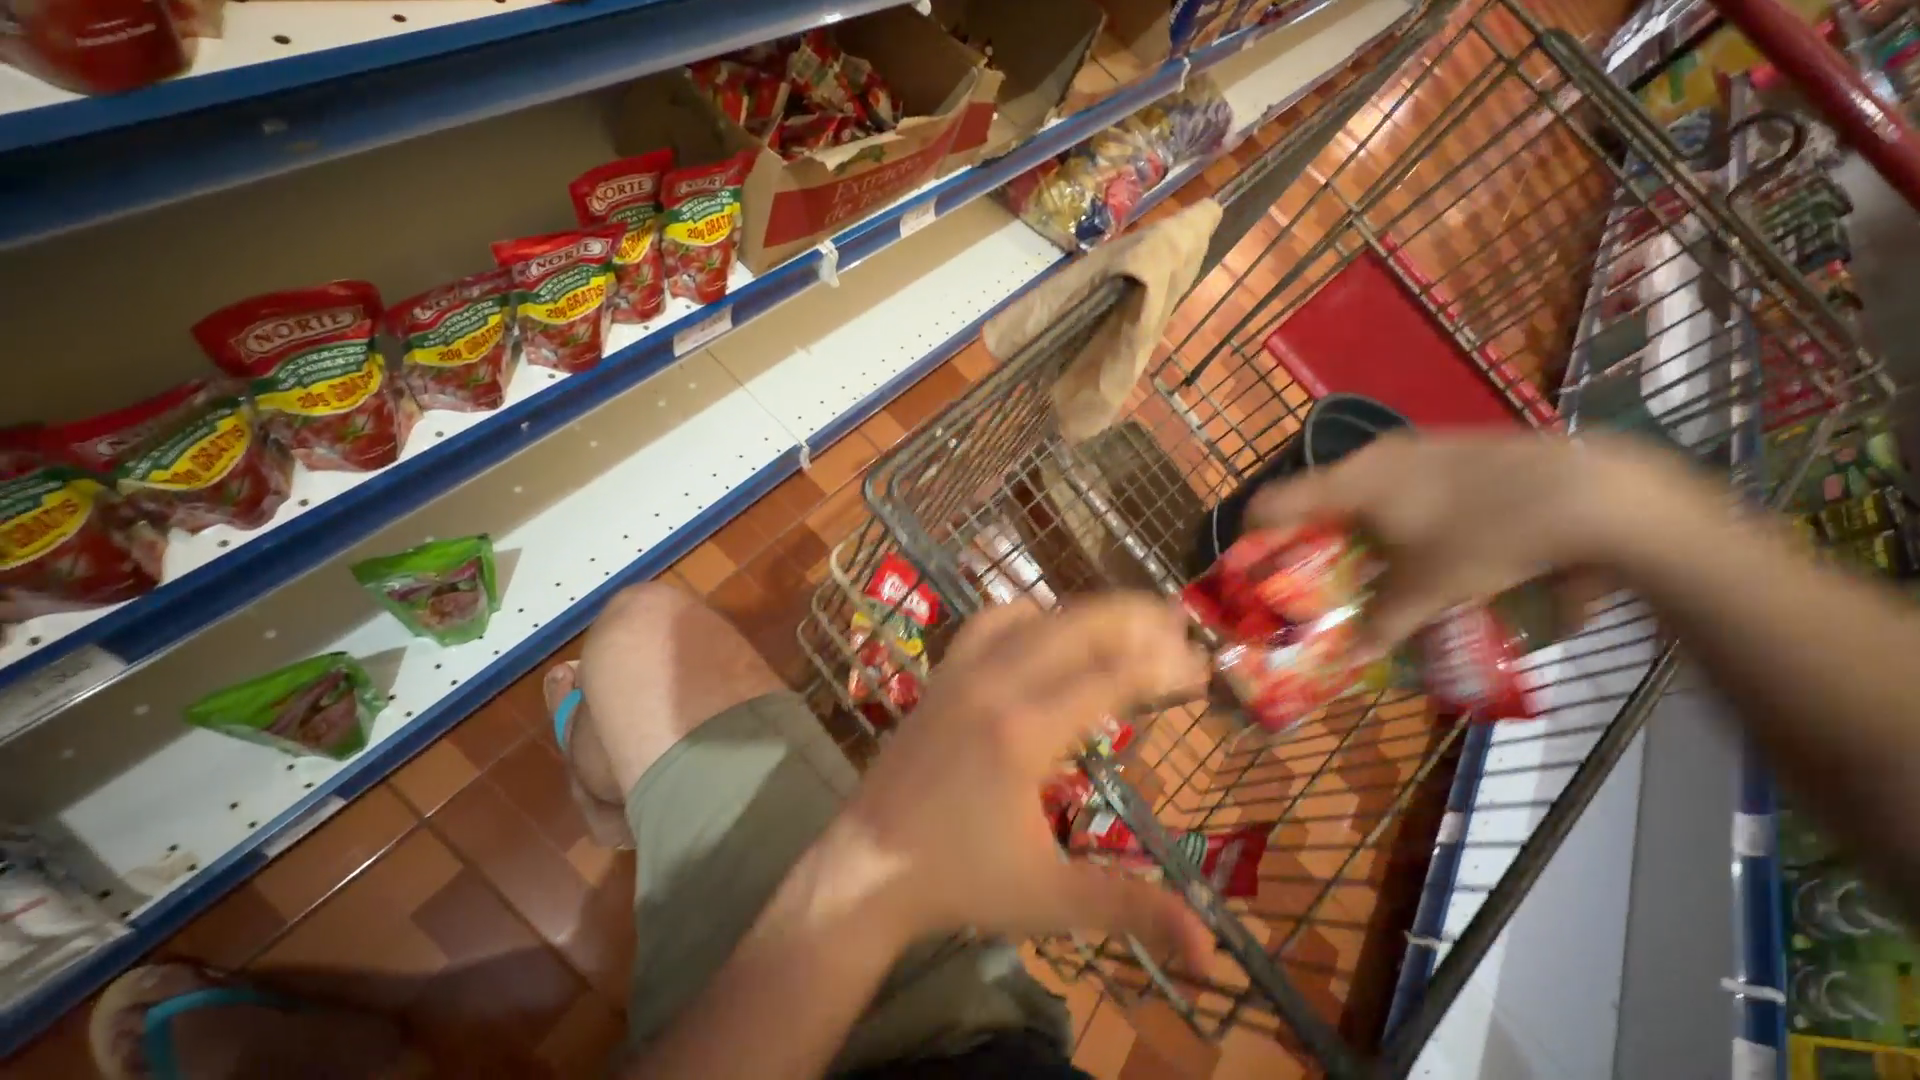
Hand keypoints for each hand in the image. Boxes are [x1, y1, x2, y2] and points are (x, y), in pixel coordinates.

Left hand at [827, 594, 1213, 969]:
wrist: (865, 870)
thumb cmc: (961, 884)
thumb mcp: (1050, 900)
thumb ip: (1132, 908)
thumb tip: (1209, 951)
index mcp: (1024, 734)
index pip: (1112, 677)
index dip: (1164, 665)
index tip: (1202, 667)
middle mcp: (992, 687)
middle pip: (1077, 626)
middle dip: (1135, 620)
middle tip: (1179, 631)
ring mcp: (959, 675)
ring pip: (1033, 615)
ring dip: (1085, 616)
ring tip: (1125, 631)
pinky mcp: (938, 678)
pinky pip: (989, 624)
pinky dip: (1029, 618)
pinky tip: (1048, 638)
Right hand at [1245, 431, 1720, 653]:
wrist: (1596, 493)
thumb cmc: (1490, 537)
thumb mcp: (1431, 591)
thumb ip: (1382, 623)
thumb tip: (1351, 657)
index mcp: (1352, 481)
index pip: (1273, 503)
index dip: (1254, 540)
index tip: (1258, 574)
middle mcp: (1376, 455)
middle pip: (1317, 498)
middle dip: (1310, 543)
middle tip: (1317, 582)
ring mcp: (1420, 447)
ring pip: (1362, 491)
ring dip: (1355, 530)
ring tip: (1374, 569)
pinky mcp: (1458, 450)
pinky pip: (1402, 485)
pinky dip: (1395, 517)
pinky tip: (1429, 545)